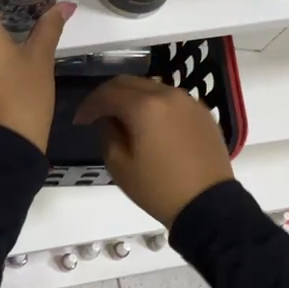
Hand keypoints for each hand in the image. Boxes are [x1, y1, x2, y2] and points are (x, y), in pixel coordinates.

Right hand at [74, 76, 233, 225]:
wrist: (208, 205)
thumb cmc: (158, 188)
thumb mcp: (119, 166)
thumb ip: (108, 134)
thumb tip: (108, 120)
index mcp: (144, 107)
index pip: (108, 94)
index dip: (90, 105)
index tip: (80, 120)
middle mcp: (167, 94)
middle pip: (129, 83)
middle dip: (108, 95)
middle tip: (97, 113)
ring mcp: (188, 101)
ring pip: (152, 87)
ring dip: (132, 97)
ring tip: (123, 117)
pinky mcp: (202, 112)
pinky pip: (171, 99)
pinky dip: (155, 104)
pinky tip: (150, 123)